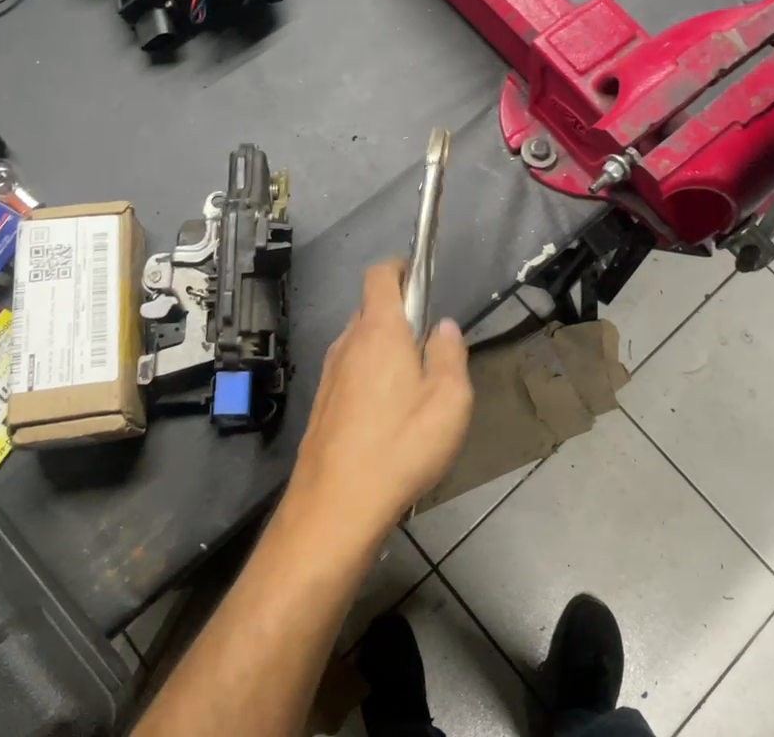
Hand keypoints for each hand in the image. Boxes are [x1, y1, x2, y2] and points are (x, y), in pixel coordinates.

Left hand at [283, 261, 472, 544]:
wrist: (336, 504)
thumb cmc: (402, 445)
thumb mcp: (450, 400)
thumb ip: (451, 354)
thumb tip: (444, 326)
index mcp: (379, 331)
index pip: (380, 274)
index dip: (401, 268)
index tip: (423, 280)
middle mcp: (347, 343)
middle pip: (370, 308)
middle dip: (400, 315)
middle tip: (431, 348)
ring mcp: (329, 374)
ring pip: (360, 343)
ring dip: (386, 350)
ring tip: (415, 389)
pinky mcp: (322, 404)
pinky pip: (350, 372)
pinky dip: (371, 378)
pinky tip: (389, 417)